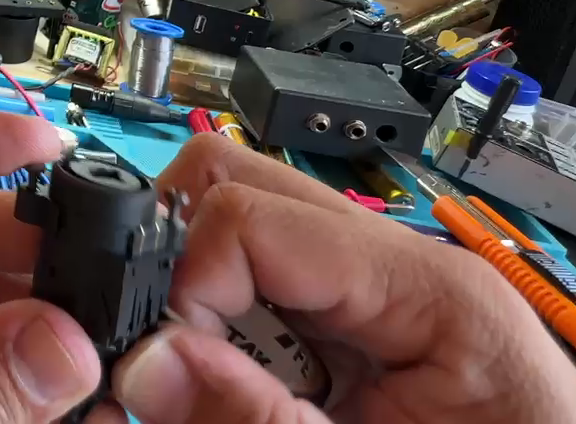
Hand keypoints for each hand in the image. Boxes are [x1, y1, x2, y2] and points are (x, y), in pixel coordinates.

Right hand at [99, 134, 575, 423]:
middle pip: (230, 177)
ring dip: (194, 287)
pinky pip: (249, 267)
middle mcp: (394, 253)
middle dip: (175, 257)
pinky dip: (219, 314)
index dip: (189, 284)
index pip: (247, 217)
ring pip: (228, 213)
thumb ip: (262, 423)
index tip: (175, 368)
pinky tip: (249, 381)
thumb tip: (145, 365)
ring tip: (219, 374)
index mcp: (430, 289)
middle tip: (175, 350)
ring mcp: (370, 272)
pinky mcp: (351, 301)